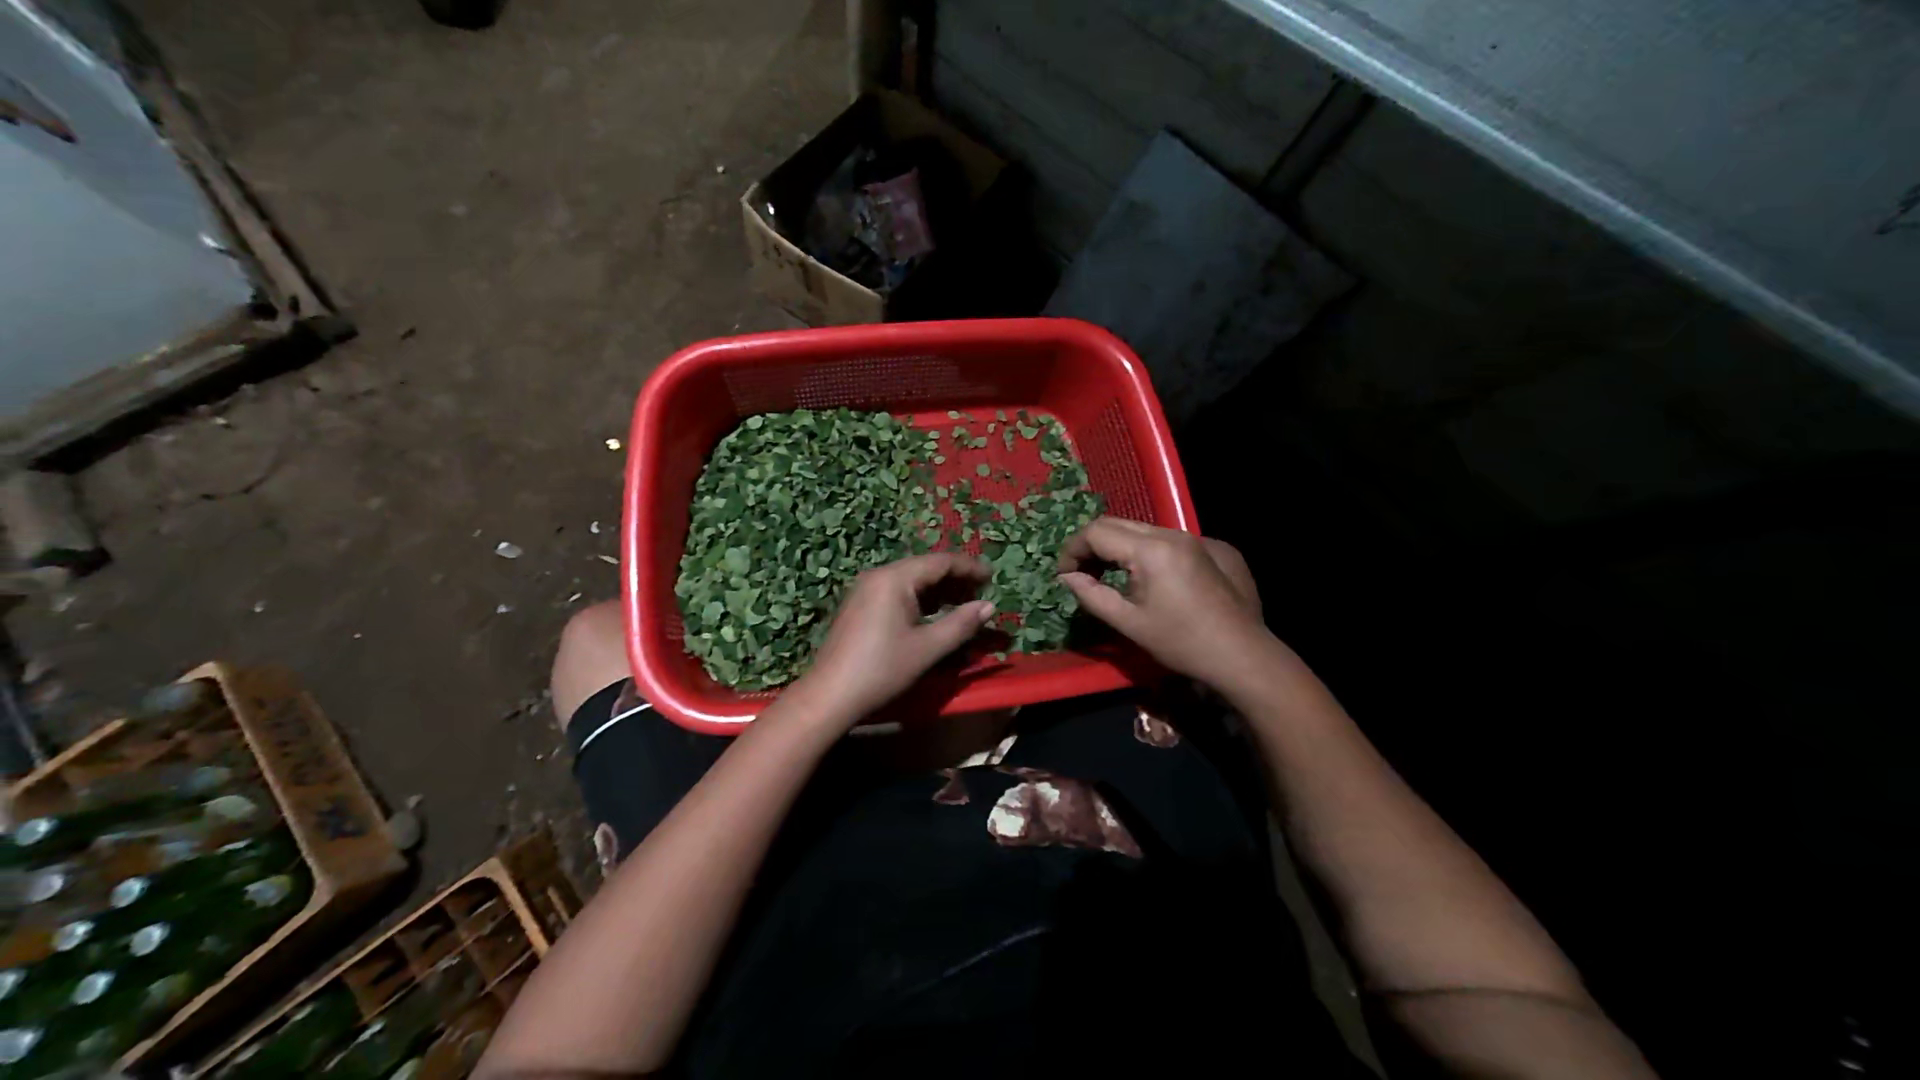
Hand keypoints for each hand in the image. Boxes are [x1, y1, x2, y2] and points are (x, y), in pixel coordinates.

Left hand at [790, 553, 993, 724]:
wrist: (830, 695)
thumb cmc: (882, 668)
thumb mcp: (928, 647)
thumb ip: (961, 623)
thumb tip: (988, 607)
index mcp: (894, 579)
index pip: (940, 562)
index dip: (969, 568)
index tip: (992, 578)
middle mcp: (878, 576)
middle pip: (924, 568)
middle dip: (955, 579)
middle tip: (981, 593)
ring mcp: (865, 590)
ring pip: (910, 581)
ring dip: (938, 590)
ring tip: (963, 603)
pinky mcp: (860, 606)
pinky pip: (897, 592)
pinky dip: (920, 599)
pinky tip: (934, 614)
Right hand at [1058, 517, 1273, 690]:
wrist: (1242, 655)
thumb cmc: (1181, 643)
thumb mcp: (1128, 623)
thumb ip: (1092, 595)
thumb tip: (1068, 577)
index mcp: (1151, 550)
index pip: (1096, 532)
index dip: (1072, 550)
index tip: (1064, 575)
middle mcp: (1173, 534)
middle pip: (1117, 524)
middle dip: (1092, 545)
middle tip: (1081, 573)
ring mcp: (1195, 538)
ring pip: (1142, 529)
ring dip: (1118, 546)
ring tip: (1109, 575)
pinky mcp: (1213, 547)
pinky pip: (1167, 539)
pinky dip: (1146, 551)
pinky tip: (1149, 578)